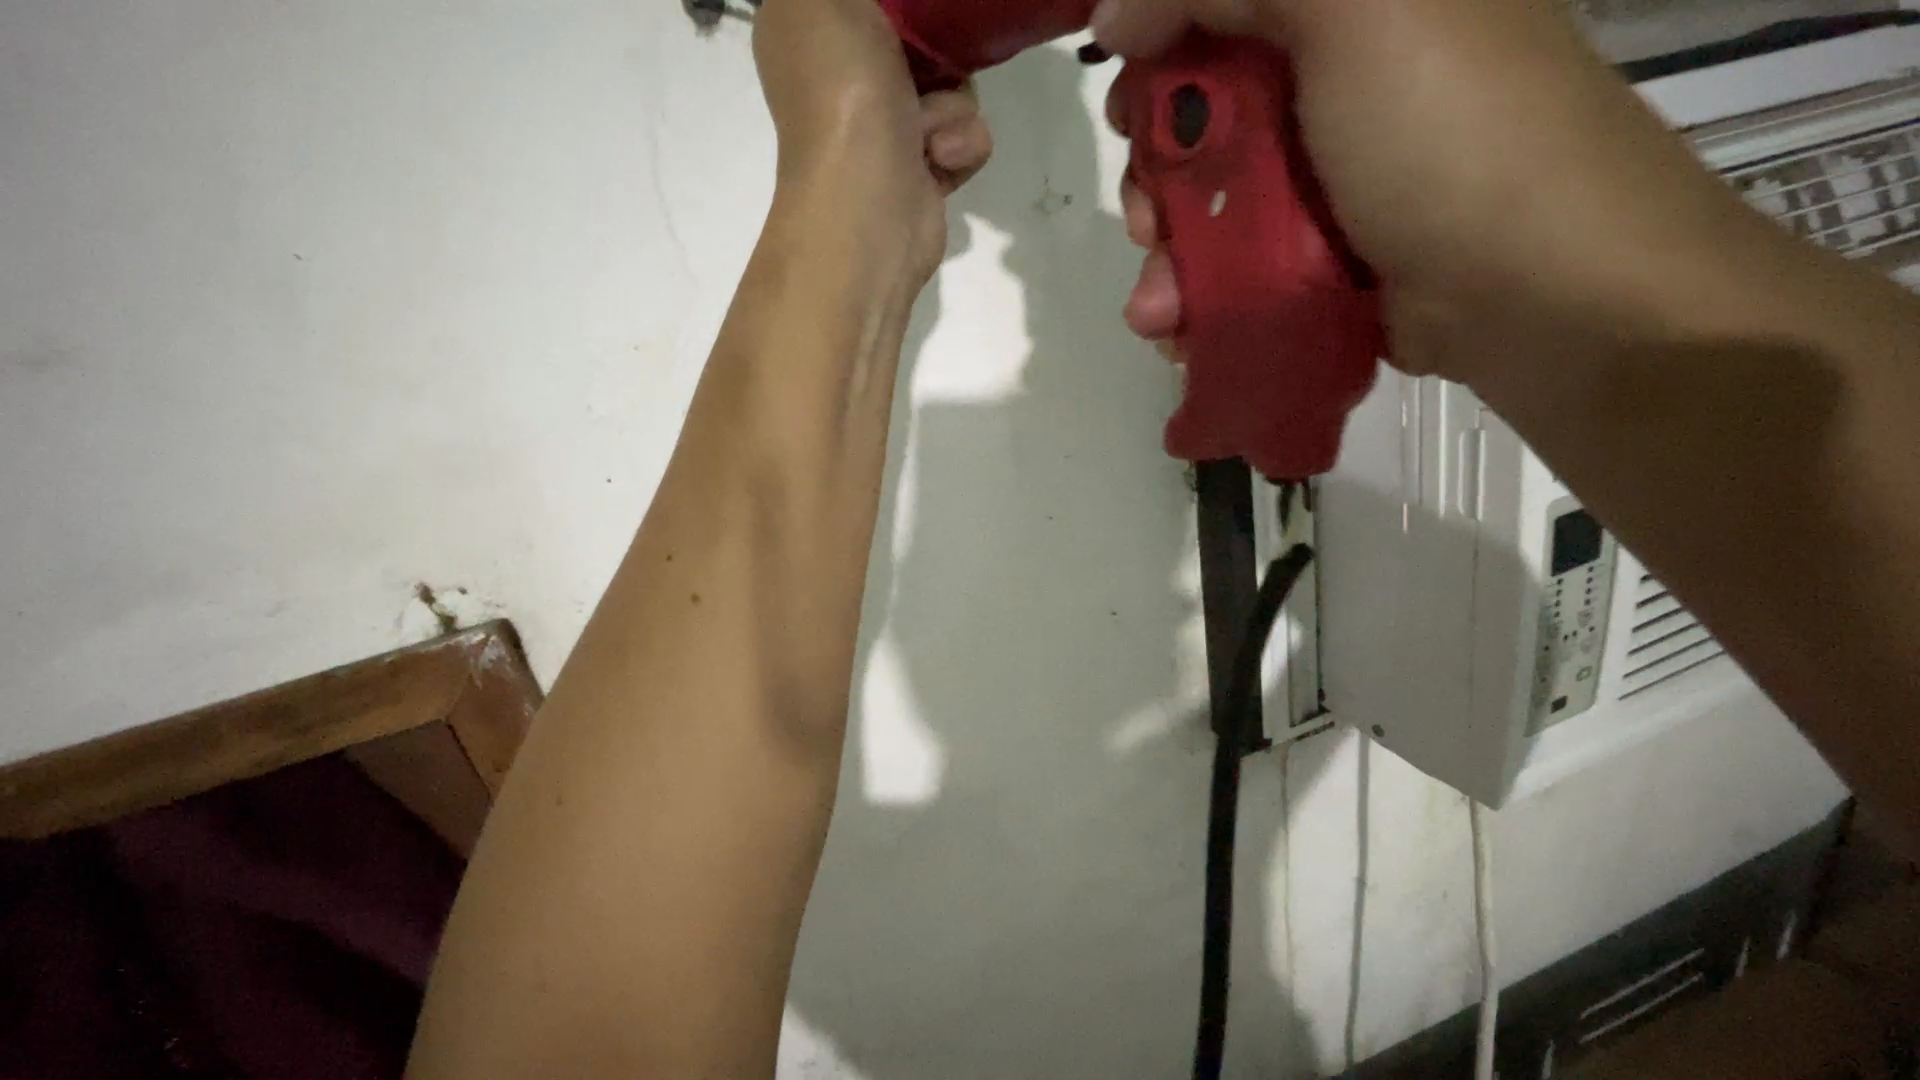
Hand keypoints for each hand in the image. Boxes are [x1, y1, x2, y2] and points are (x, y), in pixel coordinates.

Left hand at [753, 0, 992, 281]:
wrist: (868, 205)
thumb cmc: (841, 93)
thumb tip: (870, 7)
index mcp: (806, 37)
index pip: (862, 3)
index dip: (897, 3)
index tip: (913, 6)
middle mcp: (840, 84)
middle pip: (917, 41)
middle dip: (936, 52)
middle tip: (929, 63)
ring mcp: (882, 133)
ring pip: (951, 89)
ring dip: (951, 106)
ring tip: (926, 131)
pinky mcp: (921, 175)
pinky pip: (965, 139)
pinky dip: (961, 147)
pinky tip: (939, 160)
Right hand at [1094, 0, 1780, 388]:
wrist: (1542, 292)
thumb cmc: (1451, 134)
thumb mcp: (1357, 4)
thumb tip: (1118, 10)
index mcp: (1351, 8)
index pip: (1224, 11)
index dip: (1162, 48)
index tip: (1131, 102)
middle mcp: (1337, 83)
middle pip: (1203, 117)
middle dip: (1156, 175)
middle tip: (1146, 218)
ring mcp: (1330, 178)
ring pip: (1211, 204)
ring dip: (1167, 258)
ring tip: (1159, 308)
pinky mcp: (1324, 258)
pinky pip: (1237, 266)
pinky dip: (1199, 300)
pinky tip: (1179, 330)